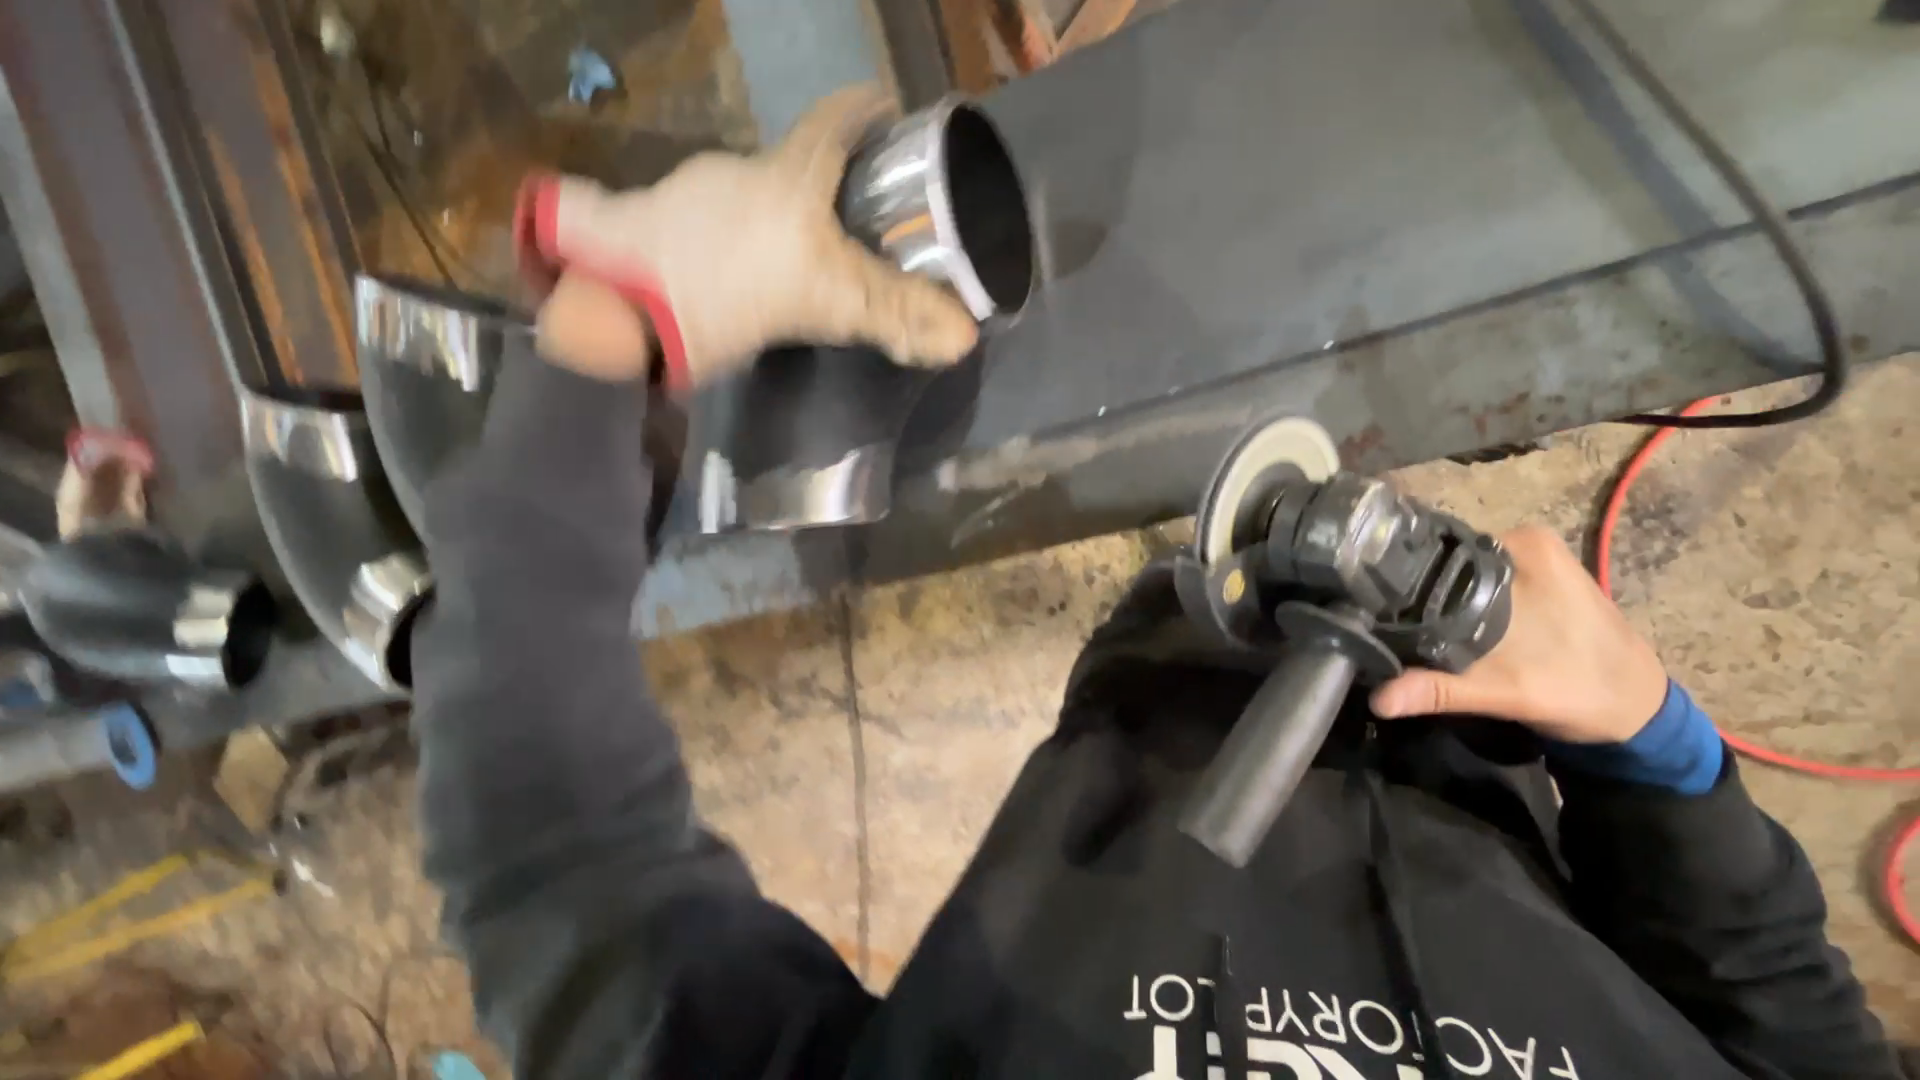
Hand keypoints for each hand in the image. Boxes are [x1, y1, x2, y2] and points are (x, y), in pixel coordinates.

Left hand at [521, 84, 978, 385]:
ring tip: (795, 254)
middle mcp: (739, 172)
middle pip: (794, 161)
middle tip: (855, 213)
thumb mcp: (828, 305)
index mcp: (787, 179)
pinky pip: (699, 220)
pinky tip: (732, 271)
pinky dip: (724, 239)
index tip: (888, 113)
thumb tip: (964, 338)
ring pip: (748, 191)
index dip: (867, 111)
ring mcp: (687, 193)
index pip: (835, 122)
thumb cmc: (732, 294)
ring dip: (774, 213)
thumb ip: (892, 315)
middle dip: (826, 179)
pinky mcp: (645, 221)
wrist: (619, 312)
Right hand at [1369, 525, 1669, 743]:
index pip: (1437, 553)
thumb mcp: (1506, 692)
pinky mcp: (1534, 580)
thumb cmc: (1583, 691)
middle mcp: (1523, 543)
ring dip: (1435, 604)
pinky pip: (1477, 587)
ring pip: (1458, 577)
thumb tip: (1379, 699)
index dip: (1400, 584)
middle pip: (1444, 565)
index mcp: (1523, 548)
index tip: (1366, 610)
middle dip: (1415, 595)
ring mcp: (1530, 560)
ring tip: (1401, 632)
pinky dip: (1457, 607)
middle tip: (1377, 627)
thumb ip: (1442, 690)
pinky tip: (1439, 630)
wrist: (1640, 712)